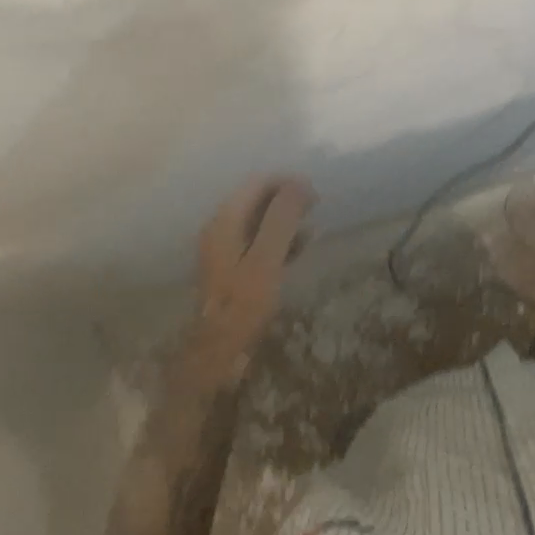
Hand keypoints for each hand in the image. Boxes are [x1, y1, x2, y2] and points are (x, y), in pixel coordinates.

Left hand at [190, 176, 316, 370]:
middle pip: (256, 200)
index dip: (286, 182)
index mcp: (224, 221)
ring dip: (285, 220)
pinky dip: (279, 241)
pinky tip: (300, 249)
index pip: (256, 184)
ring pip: (259, 222)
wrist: (217, 351)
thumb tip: (300, 183)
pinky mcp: (232, 269)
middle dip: (287, 199)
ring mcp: (225, 250)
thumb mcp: (266, 259)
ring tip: (313, 225)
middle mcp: (220, 228)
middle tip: (317, 206)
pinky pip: (258, 243)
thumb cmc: (242, 304)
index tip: (314, 191)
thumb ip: (281, 220)